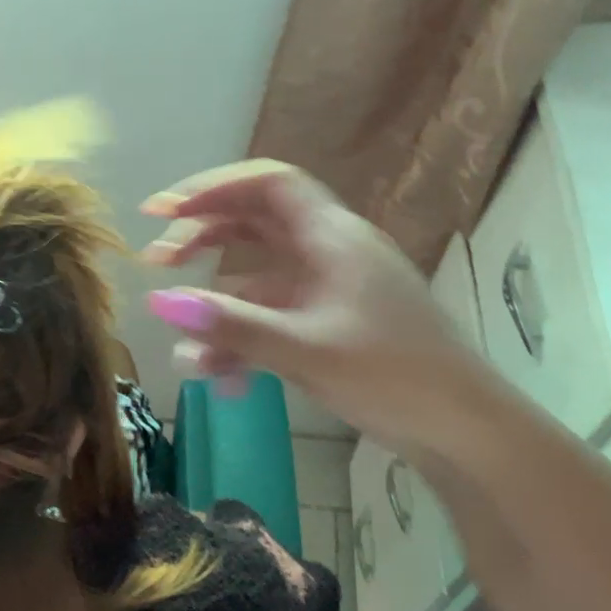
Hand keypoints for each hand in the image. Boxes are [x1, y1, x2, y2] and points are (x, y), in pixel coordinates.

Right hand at [139, 159, 494, 458]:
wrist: (457, 425)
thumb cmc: (391, 375)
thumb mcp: (303, 349)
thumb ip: (230, 325)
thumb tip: (158, 303)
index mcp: (332, 238)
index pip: (267, 184)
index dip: (211, 189)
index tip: (161, 213)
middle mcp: (328, 254)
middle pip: (254, 224)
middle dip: (200, 239)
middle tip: (154, 262)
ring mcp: (327, 292)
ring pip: (256, 281)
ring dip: (215, 308)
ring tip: (182, 350)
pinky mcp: (326, 326)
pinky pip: (269, 320)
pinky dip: (239, 342)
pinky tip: (219, 380)